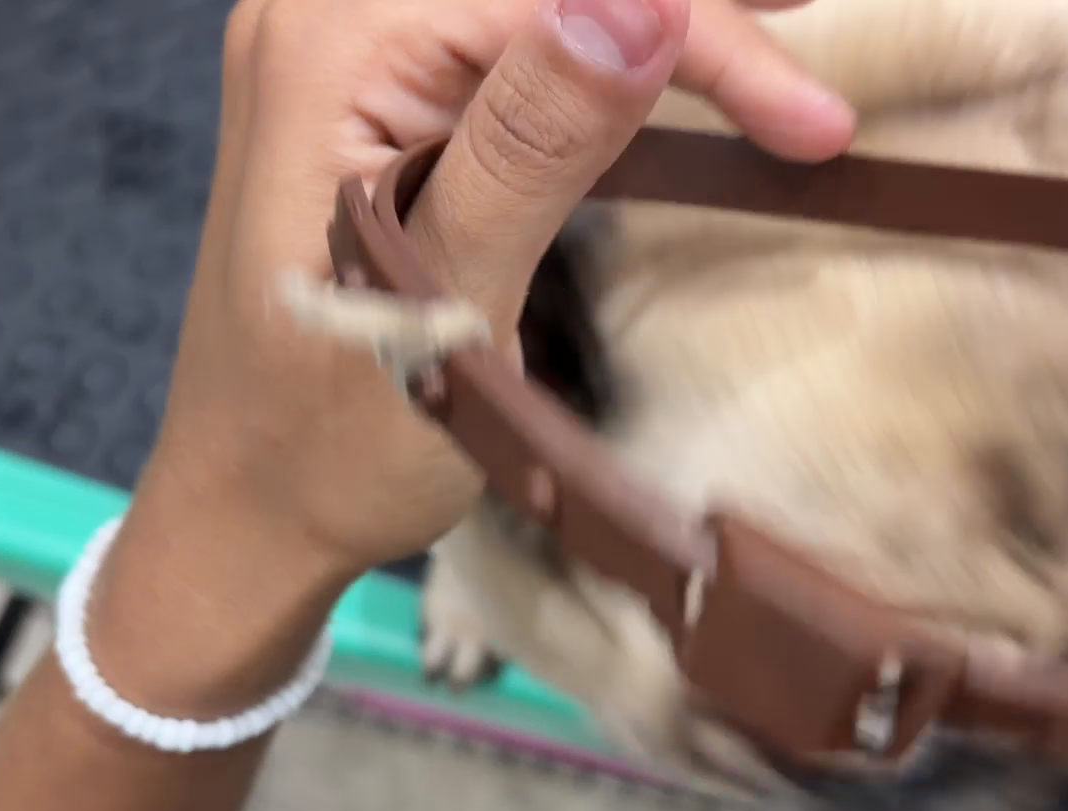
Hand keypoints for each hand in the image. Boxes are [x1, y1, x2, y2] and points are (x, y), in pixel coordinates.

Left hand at [135, 0, 853, 580]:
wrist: (255, 504)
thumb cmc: (332, 443)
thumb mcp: (438, 310)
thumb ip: (525, 151)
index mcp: (331, 48)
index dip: (700, 35)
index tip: (812, 122)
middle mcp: (327, 25)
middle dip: (688, 9)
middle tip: (808, 32)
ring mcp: (349, 71)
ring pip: (525, 10)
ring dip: (653, 23)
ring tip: (768, 34)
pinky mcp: (379, 122)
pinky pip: (501, 57)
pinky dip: (597, 65)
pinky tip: (660, 69)